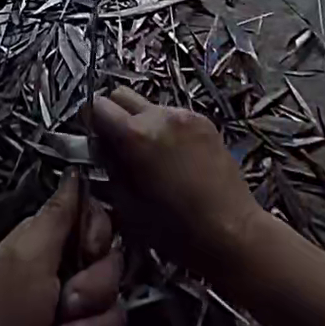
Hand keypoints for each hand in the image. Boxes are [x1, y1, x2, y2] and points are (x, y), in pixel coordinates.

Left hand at [0, 171, 124, 325]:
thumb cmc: (2, 321)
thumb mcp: (25, 258)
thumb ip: (54, 216)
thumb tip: (73, 174)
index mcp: (44, 240)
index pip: (90, 213)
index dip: (96, 228)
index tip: (88, 247)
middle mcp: (65, 268)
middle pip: (108, 251)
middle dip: (94, 279)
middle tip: (66, 298)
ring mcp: (78, 304)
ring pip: (114, 290)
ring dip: (92, 313)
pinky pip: (115, 321)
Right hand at [89, 88, 263, 278]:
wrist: (232, 231)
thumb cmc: (175, 230)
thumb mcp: (128, 205)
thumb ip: (109, 166)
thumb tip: (101, 144)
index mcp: (135, 135)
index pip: (99, 105)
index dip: (91, 119)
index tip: (94, 136)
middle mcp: (158, 115)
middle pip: (121, 94)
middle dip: (114, 113)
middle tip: (118, 143)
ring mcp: (183, 114)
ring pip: (148, 105)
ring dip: (141, 121)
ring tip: (152, 155)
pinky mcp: (203, 120)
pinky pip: (172, 115)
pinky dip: (166, 129)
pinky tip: (176, 157)